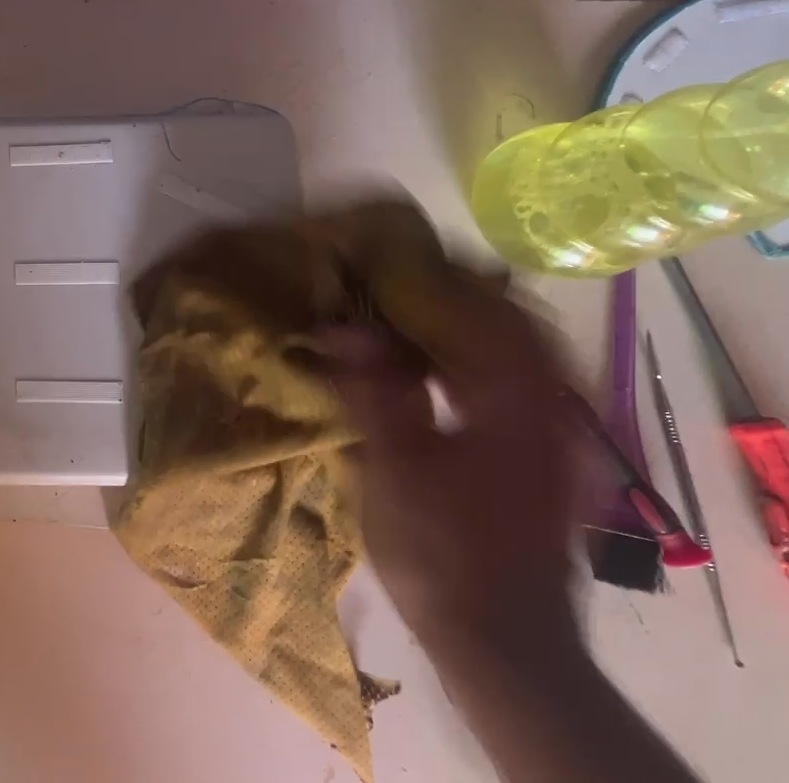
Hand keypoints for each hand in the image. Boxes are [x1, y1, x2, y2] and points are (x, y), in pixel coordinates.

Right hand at [321, 278, 580, 653]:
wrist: (499, 636)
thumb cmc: (442, 550)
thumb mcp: (394, 465)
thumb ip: (372, 388)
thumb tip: (340, 323)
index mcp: (518, 403)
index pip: (489, 311)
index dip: (441, 276)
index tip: (386, 256)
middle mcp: (549, 407)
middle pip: (512, 325)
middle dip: (453, 294)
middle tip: (389, 280)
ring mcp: (551, 433)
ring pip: (514, 354)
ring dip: (462, 326)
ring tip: (399, 314)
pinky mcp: (539, 456)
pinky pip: (509, 384)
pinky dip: (469, 361)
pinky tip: (426, 369)